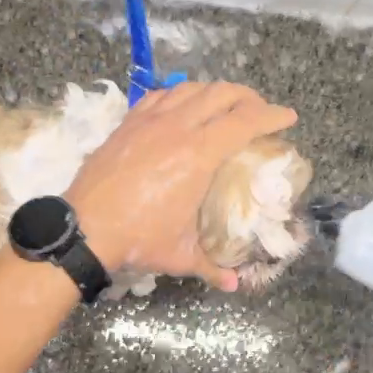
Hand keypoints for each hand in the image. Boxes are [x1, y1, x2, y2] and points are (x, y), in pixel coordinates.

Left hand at [65, 81, 297, 290]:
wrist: (85, 230)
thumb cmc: (137, 240)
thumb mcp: (179, 256)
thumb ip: (211, 267)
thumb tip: (232, 284)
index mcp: (199, 154)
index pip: (246, 121)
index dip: (272, 115)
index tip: (288, 117)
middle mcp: (177, 127)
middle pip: (222, 94)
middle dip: (247, 97)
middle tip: (259, 110)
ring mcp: (149, 121)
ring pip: (190, 88)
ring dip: (214, 92)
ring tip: (223, 104)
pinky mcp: (127, 124)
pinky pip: (159, 95)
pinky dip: (179, 95)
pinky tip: (181, 106)